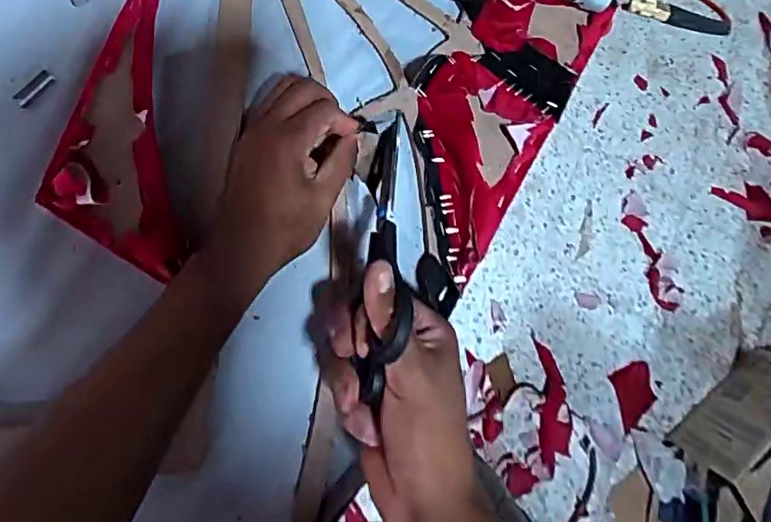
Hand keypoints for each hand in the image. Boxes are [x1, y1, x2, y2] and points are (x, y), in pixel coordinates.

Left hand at [208, 76, 358, 289]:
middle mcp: (266, 126)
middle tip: (339, 126)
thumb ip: (342, 160)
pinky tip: (298, 127)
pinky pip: (267, 102)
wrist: (240, 249)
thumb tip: (352, 137)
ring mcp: (250, 129)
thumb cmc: (285, 228)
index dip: (344, 120)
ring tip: (320, 121)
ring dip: (306, 96)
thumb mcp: (324, 198)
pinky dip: (286, 103)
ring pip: (281, 88)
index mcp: (287, 140)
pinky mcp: (243, 137)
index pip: (324, 108)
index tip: (352, 139)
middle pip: (303, 88)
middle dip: (327, 100)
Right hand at [328, 261, 491, 521]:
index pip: (383, 294)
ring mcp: (380, 370)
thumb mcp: (410, 371)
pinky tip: (367, 424)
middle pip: (356, 317)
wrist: (419, 499)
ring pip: (342, 350)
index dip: (364, 308)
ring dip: (348, 383)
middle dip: (348, 344)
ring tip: (363, 402)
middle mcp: (401, 343)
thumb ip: (388, 321)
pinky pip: (338, 382)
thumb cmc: (432, 435)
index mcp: (424, 329)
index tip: (358, 331)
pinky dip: (347, 407)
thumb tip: (378, 271)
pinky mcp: (361, 395)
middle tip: (354, 359)